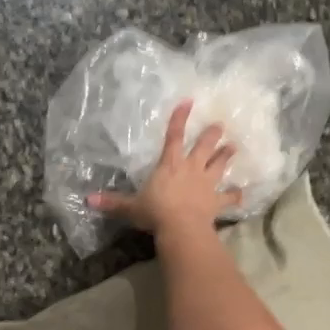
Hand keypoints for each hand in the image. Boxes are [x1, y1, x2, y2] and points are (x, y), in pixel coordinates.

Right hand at [88, 100, 241, 235]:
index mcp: (170, 165)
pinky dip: (235, 195)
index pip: (173, 137)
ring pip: (220, 165)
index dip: (180, 119)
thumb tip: (88, 199)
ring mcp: (207, 184)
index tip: (189, 102)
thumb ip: (112, 202)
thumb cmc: (155, 212)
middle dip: (212, 134)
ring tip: (234, 147)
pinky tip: (241, 194)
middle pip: (204, 146)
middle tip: (220, 125)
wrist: (182, 228)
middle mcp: (191, 168)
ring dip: (227, 156)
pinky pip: (229, 197)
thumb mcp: (130, 207)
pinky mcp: (217, 201)